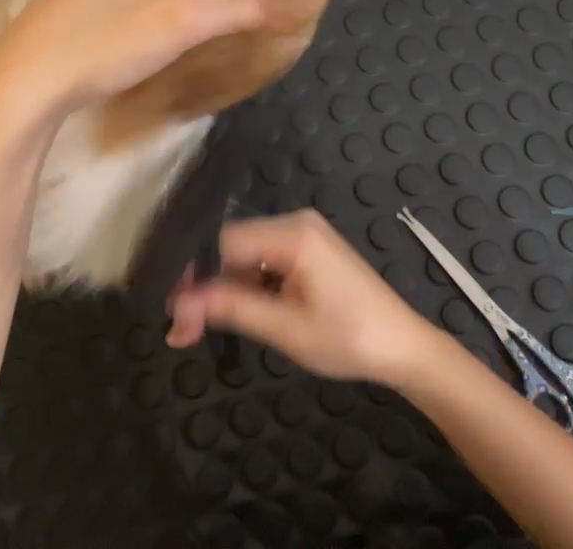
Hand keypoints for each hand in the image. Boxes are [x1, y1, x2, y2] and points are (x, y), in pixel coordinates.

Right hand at [165, 210, 449, 387]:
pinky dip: (246, 288)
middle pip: (230, 248)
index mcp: (292, 234)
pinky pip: (263, 262)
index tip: (167, 306)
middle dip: (204, 287)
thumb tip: (179, 305)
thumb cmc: (350, 338)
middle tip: (181, 329)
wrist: (405, 349)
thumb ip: (231, 309)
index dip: (191, 273)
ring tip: (198, 328)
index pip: (222, 242)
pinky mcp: (308, 250)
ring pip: (244, 257)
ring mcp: (303, 235)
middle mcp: (295, 223)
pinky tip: (233, 313)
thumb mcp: (285, 329)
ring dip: (223, 291)